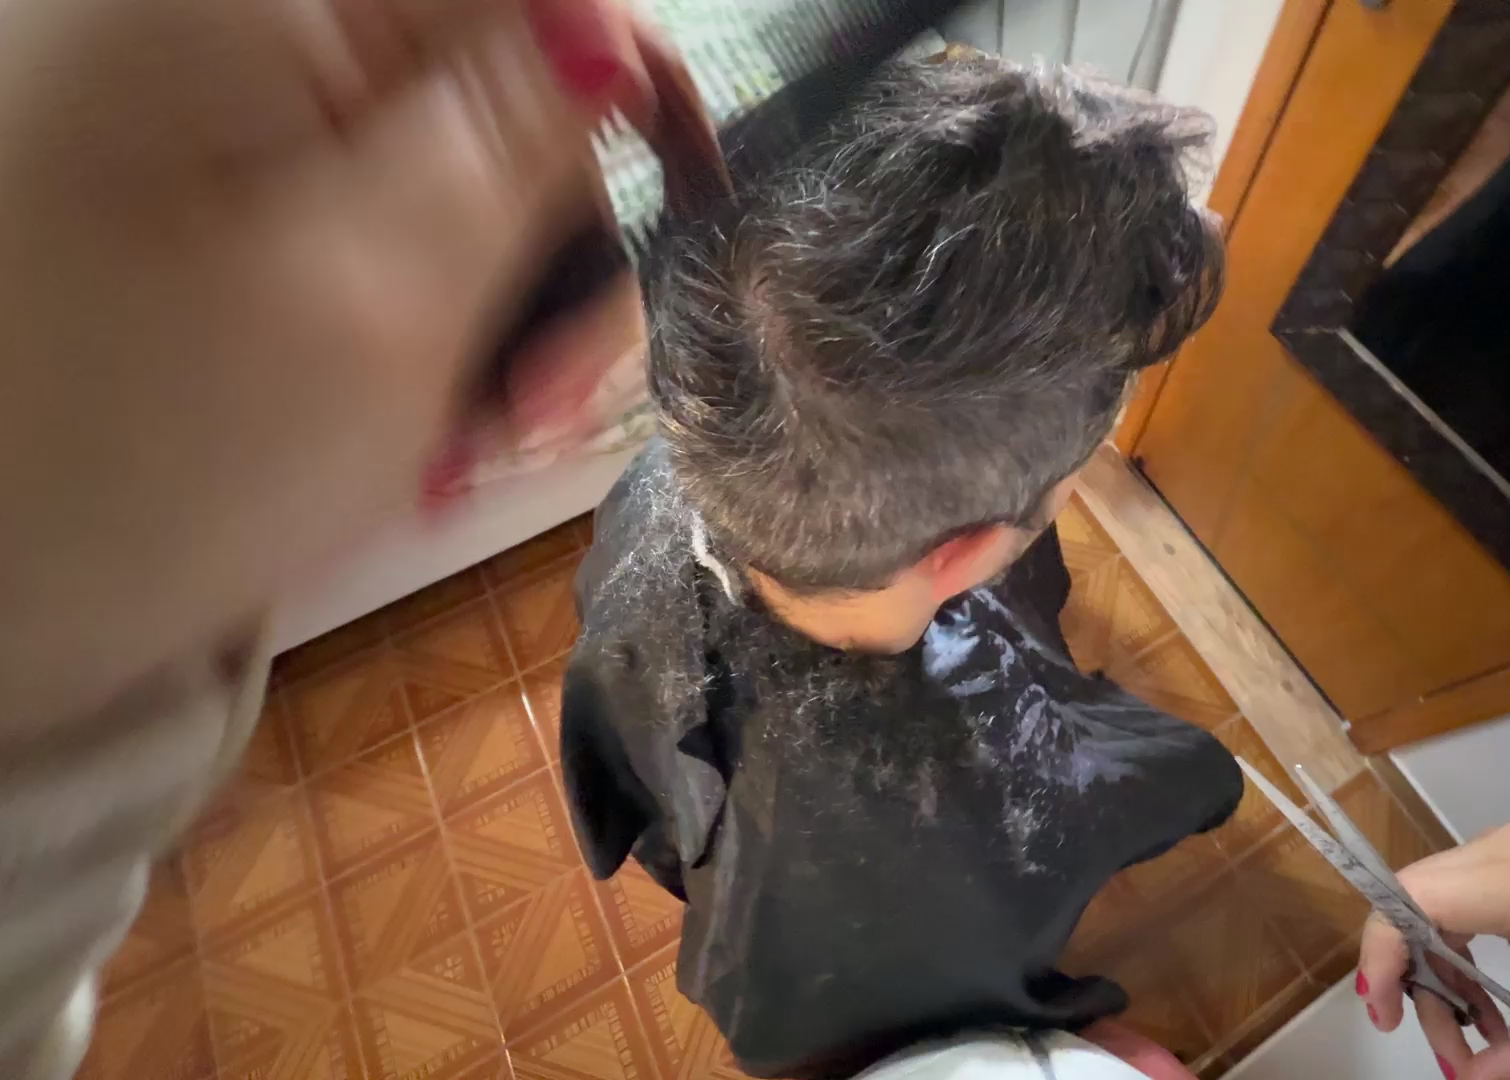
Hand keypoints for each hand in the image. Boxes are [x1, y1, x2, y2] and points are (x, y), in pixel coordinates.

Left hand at [0, 0, 714, 729]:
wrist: (2, 586)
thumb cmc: (183, 447)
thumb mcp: (387, 290)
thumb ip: (507, 146)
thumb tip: (610, 38)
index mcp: (264, 16)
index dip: (634, 71)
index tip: (696, 186)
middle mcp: (258, 45)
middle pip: (515, 108)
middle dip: (575, 257)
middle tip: (552, 394)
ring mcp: (257, 134)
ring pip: (492, 193)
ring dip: (533, 316)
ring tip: (502, 428)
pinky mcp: (270, 211)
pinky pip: (439, 239)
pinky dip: (480, 329)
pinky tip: (460, 413)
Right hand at [1358, 822, 1509, 1079]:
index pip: (1424, 897)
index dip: (1386, 947)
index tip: (1382, 1013)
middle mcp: (1504, 847)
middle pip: (1414, 898)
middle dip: (1408, 973)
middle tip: (1444, 1047)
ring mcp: (1496, 844)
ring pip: (1420, 899)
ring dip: (1427, 968)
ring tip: (1467, 1031)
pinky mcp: (1492, 855)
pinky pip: (1440, 897)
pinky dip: (1441, 949)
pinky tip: (1472, 995)